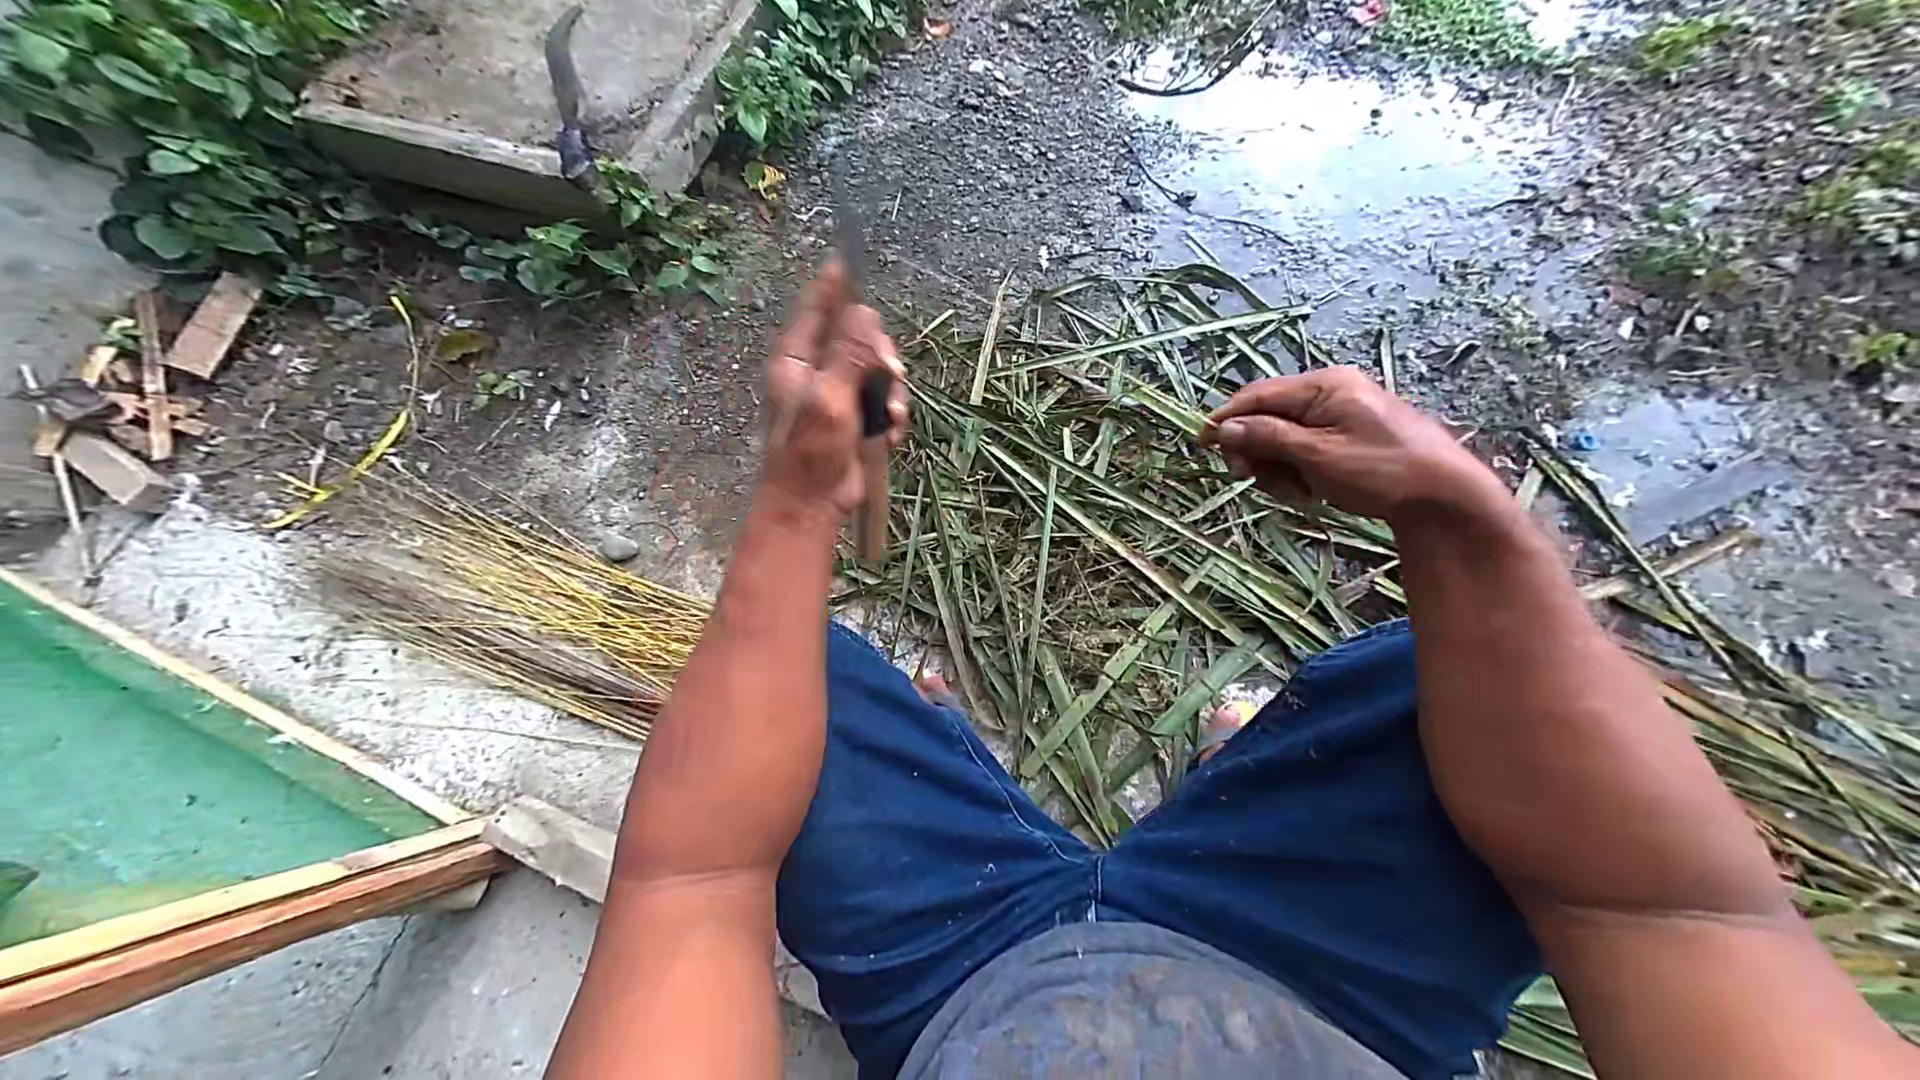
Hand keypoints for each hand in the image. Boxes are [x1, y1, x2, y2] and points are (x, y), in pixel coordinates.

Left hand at [761, 260, 908, 521]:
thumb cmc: (809, 452)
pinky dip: (892, 416)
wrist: (812, 503)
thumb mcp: (829, 399)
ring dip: (892, 392)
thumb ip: (848, 355)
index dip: (833, 285)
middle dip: (880, 355)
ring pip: (877, 371)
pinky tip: (892, 434)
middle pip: (858, 338)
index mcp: (796, 358)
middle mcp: (816, 370)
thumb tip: (865, 312)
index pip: (815, 309)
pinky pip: (884, 402)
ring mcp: (838, 395)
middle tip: (890, 373)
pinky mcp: (856, 419)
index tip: (848, 259)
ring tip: (892, 417)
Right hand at [1197, 367, 1505, 523]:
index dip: (1225, 419)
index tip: (1202, 444)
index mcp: (1323, 386)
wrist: (1444, 495)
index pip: (1257, 396)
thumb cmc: (1381, 470)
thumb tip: (1223, 428)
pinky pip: (1304, 449)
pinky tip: (1310, 491)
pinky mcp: (1347, 436)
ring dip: (1276, 466)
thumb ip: (1267, 437)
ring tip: (1294, 492)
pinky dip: (1297, 470)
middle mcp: (1330, 392)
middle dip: (1255, 450)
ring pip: (1282, 437)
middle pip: (1267, 417)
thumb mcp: (1317, 454)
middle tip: (1253, 480)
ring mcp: (1340, 414)